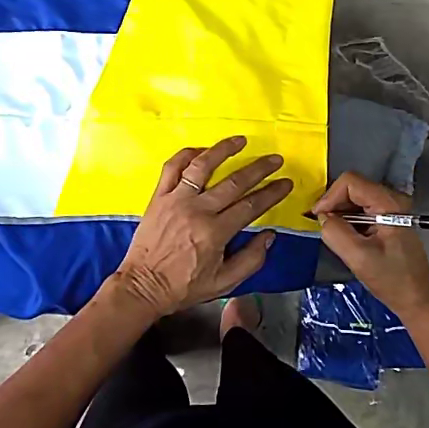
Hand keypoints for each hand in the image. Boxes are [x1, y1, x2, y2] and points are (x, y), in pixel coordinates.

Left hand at [105, 137, 293, 316]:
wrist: (142, 287)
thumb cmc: (185, 286)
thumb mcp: (225, 282)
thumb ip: (252, 259)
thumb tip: (269, 235)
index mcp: (216, 232)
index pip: (252, 205)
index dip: (272, 192)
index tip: (286, 183)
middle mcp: (197, 211)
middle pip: (235, 182)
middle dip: (260, 169)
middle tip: (276, 159)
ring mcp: (176, 200)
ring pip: (203, 166)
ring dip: (223, 150)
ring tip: (241, 140)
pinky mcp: (159, 197)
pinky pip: (172, 168)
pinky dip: (186, 155)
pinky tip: (201, 150)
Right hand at [311, 172, 428, 320]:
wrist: (417, 298)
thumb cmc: (392, 280)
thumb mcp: (359, 258)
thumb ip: (336, 233)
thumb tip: (323, 217)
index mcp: (389, 204)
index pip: (351, 182)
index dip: (330, 196)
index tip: (319, 217)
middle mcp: (393, 200)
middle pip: (354, 187)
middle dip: (334, 204)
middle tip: (324, 227)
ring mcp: (392, 209)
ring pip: (356, 199)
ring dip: (341, 213)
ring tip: (335, 235)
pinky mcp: (389, 220)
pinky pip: (363, 210)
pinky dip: (350, 220)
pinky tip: (347, 238)